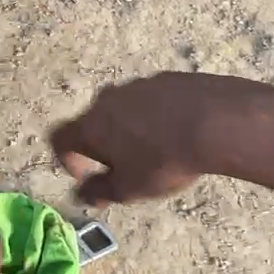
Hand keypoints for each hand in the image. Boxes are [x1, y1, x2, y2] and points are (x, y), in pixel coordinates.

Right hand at [48, 72, 273, 204]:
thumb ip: (100, 192)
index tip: (84, 175)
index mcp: (90, 126)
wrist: (215, 121)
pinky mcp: (167, 78)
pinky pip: (152, 100)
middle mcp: (107, 99)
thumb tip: (82, 195)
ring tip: (156, 150)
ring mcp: (137, 85)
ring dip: (131, 128)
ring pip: (123, 108)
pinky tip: (179, 133)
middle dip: (103, 144)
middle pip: (93, 121)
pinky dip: (157, 116)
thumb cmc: (163, 160)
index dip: (66, 159)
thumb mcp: (130, 188)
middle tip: (124, 166)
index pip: (59, 138)